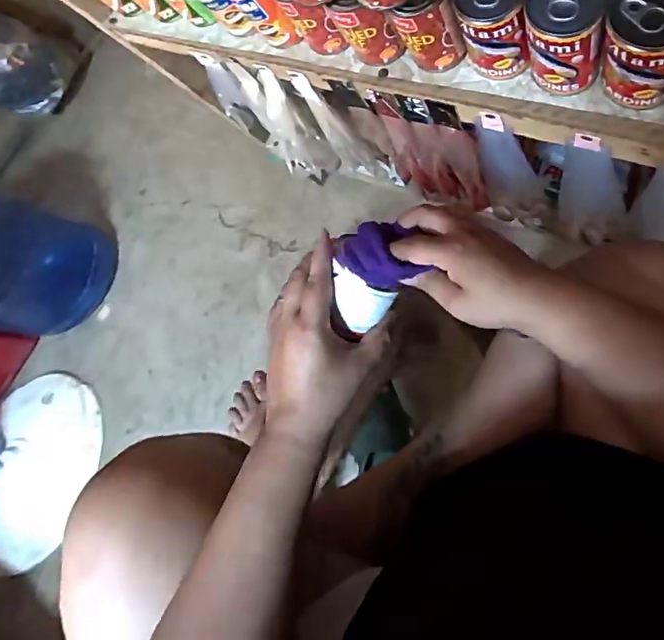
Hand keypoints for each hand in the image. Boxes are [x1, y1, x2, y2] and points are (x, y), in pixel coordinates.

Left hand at [262, 234, 390, 447]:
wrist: (294, 428)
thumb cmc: (329, 396)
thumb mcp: (361, 367)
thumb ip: (378, 337)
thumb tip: (391, 313)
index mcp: (310, 322)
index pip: (316, 279)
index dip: (322, 255)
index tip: (326, 233)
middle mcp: (289, 320)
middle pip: (296, 281)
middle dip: (310, 260)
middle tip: (327, 248)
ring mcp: (276, 331)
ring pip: (284, 293)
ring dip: (298, 275)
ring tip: (313, 267)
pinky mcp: (271, 342)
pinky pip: (279, 306)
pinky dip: (290, 292)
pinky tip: (298, 297)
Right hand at [391, 205, 555, 331]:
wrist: (536, 294)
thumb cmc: (495, 304)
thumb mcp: (456, 303)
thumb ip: (429, 284)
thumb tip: (408, 272)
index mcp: (449, 249)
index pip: (412, 244)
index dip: (395, 249)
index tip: (383, 254)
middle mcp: (459, 230)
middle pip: (426, 213)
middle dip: (406, 220)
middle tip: (395, 233)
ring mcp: (475, 226)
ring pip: (442, 209)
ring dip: (424, 216)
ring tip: (415, 230)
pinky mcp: (487, 229)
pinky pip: (456, 214)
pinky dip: (440, 218)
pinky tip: (440, 233)